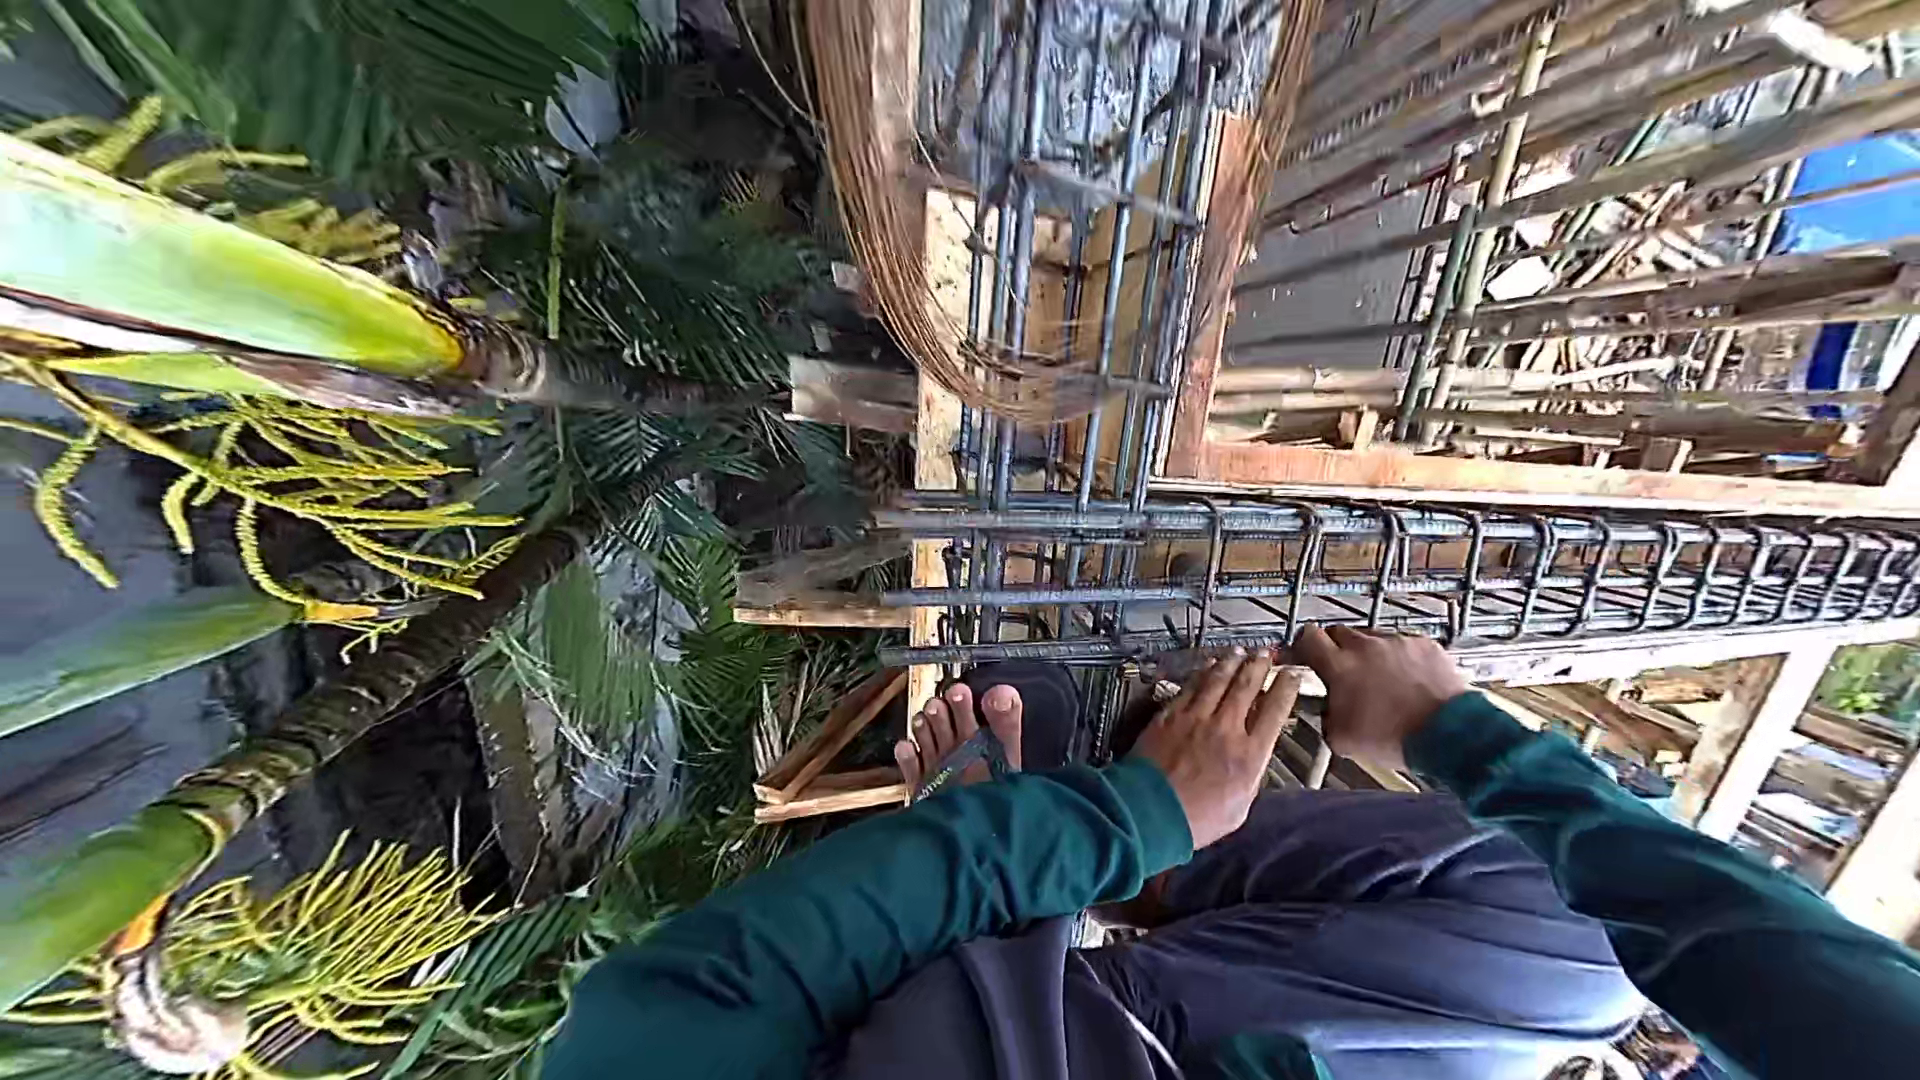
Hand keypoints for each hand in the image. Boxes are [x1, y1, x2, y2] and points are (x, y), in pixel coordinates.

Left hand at [1127, 647, 1301, 848]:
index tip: (1292, 675)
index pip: (1275, 712)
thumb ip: (1249, 777)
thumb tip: (1251, 762)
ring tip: (1239, 652)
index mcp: (1249, 755)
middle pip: (1247, 688)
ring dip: (1231, 663)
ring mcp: (1195, 718)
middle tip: (1265, 654)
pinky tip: (1207, 666)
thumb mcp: (1239, 806)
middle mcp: (1225, 729)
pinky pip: (1190, 687)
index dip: (1286, 689)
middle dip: (1258, 667)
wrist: (1151, 809)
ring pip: (1218, 681)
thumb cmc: (1195, 818)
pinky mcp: (1170, 715)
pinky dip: (1202, 673)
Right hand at [1292, 626, 1466, 770]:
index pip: (1308, 637)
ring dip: (1369, 652)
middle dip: (1336, 648)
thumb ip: (1324, 716)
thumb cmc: (1396, 737)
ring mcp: (1397, 643)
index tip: (1303, 653)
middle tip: (1343, 668)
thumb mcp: (1342, 737)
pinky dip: (1401, 657)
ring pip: (1372, 637)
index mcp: (1339, 665)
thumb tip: (1325, 712)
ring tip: (1381, 677)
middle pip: (1338, 633)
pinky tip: (1407, 678)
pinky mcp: (1425, 646)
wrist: (1453, 736)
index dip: (1303, 645)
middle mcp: (1365, 646)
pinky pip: (1404, 644)